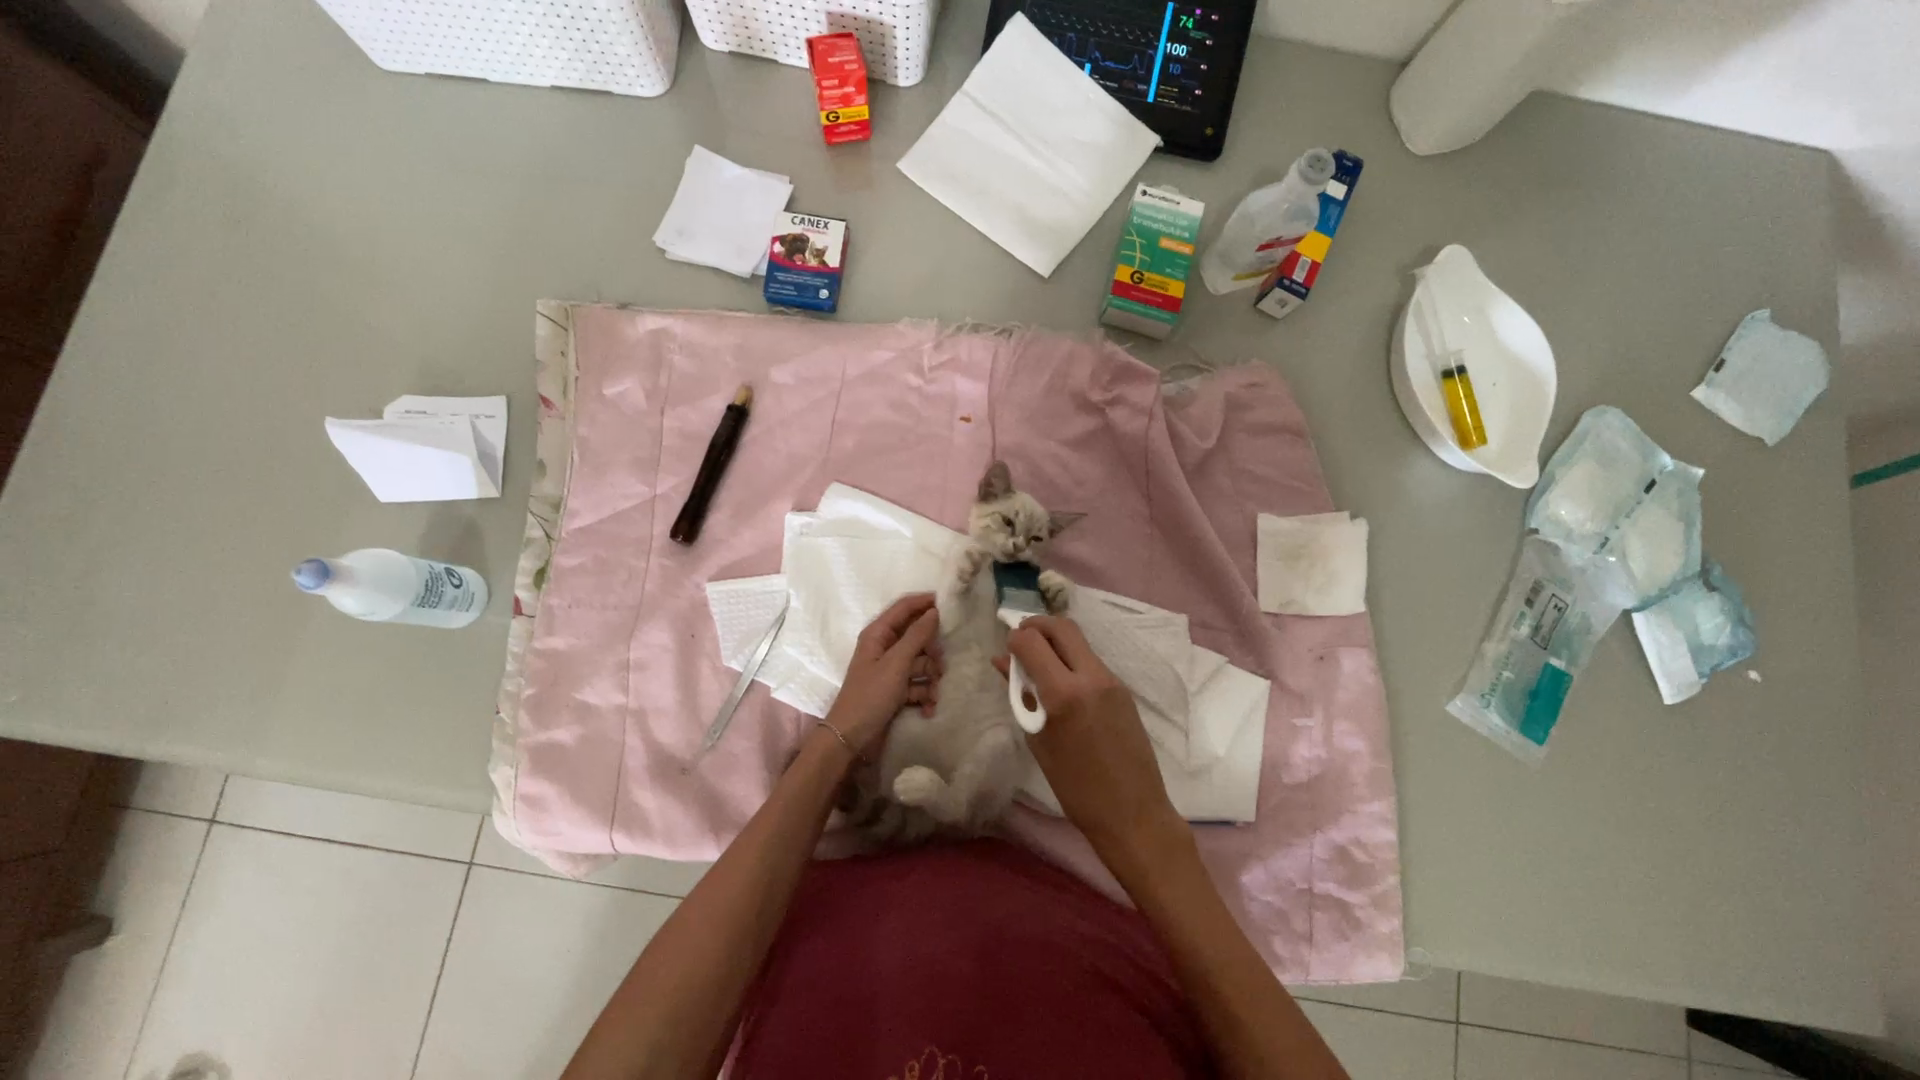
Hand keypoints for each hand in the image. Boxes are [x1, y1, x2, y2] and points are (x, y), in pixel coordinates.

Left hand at [824, 593, 942, 757]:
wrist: (851, 739)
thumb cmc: (870, 696)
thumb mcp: (896, 663)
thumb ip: (917, 636)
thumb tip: (934, 611)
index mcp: (878, 634)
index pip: (904, 607)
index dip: (925, 603)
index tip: (949, 605)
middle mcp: (884, 648)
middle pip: (918, 638)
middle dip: (932, 652)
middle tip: (939, 665)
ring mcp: (891, 670)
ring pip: (922, 663)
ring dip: (931, 679)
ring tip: (932, 695)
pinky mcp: (896, 690)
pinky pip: (918, 684)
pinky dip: (925, 695)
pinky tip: (927, 709)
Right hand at [998, 617, 1183, 860]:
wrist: (1132, 812)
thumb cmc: (1075, 787)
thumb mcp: (1038, 740)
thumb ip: (1022, 696)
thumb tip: (1003, 664)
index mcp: (1064, 693)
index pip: (1031, 641)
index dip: (1014, 639)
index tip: (1006, 652)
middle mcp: (1091, 677)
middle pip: (1061, 626)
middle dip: (1035, 626)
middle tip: (1019, 641)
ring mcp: (1112, 681)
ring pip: (1079, 641)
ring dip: (1055, 643)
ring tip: (1038, 665)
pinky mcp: (1123, 691)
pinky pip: (1092, 662)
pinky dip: (1071, 661)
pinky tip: (1060, 684)